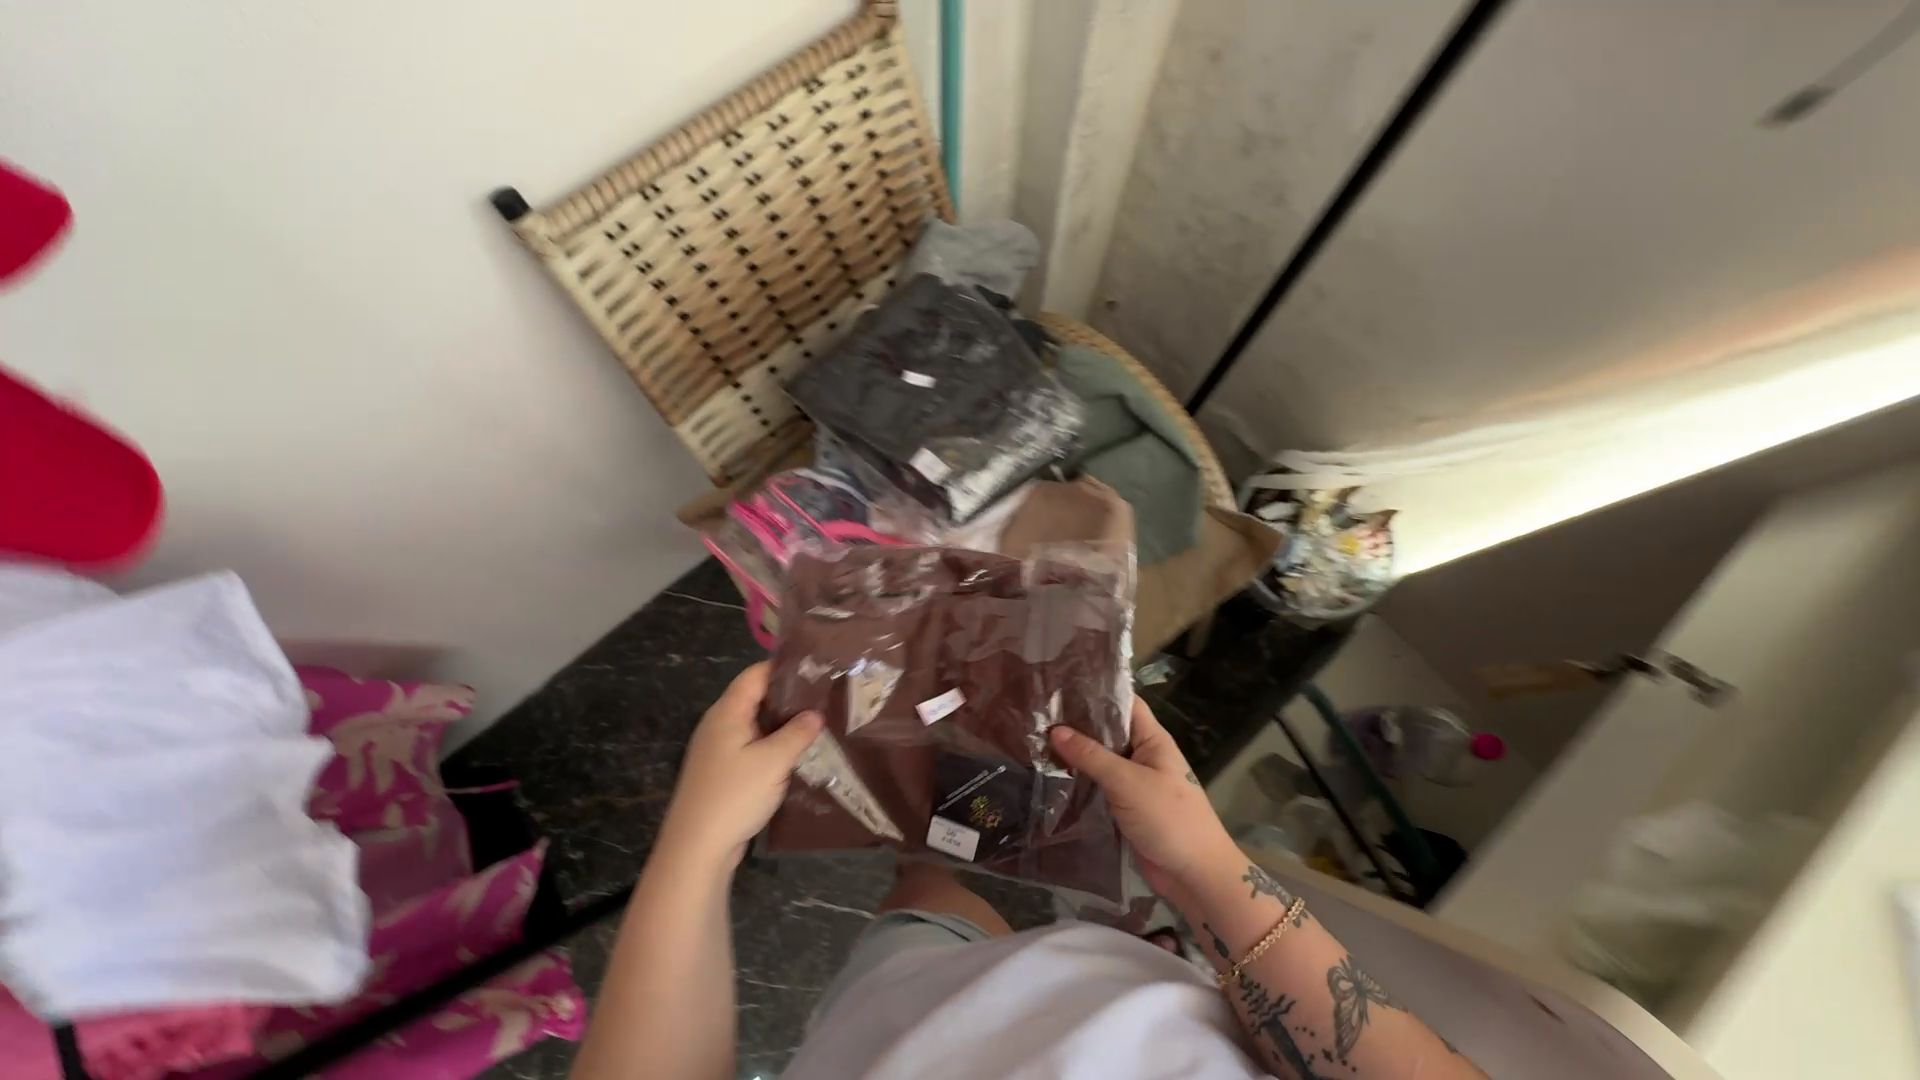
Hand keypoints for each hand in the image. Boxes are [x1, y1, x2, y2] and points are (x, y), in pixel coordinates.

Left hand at [659, 662, 822, 867]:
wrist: (696, 847)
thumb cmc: (734, 795)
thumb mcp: (774, 761)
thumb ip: (797, 733)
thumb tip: (816, 714)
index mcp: (727, 712)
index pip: (756, 674)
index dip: (785, 668)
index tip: (817, 668)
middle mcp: (719, 724)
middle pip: (756, 697)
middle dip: (789, 696)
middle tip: (825, 696)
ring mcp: (719, 748)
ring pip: (756, 724)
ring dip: (783, 723)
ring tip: (818, 722)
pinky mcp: (723, 770)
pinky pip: (752, 746)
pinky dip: (774, 744)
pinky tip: (796, 753)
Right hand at [1049, 696, 1236, 896]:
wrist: (1194, 875)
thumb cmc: (1169, 818)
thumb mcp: (1127, 782)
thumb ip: (1091, 756)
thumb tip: (1055, 730)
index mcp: (1152, 740)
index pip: (1125, 703)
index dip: (1098, 690)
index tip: (1062, 682)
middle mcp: (1143, 756)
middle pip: (1109, 730)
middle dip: (1078, 722)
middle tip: (1038, 711)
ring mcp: (1134, 782)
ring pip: (1101, 759)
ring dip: (1076, 753)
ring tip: (1035, 737)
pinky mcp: (1125, 806)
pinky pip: (1099, 785)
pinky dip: (1079, 779)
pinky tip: (1051, 773)